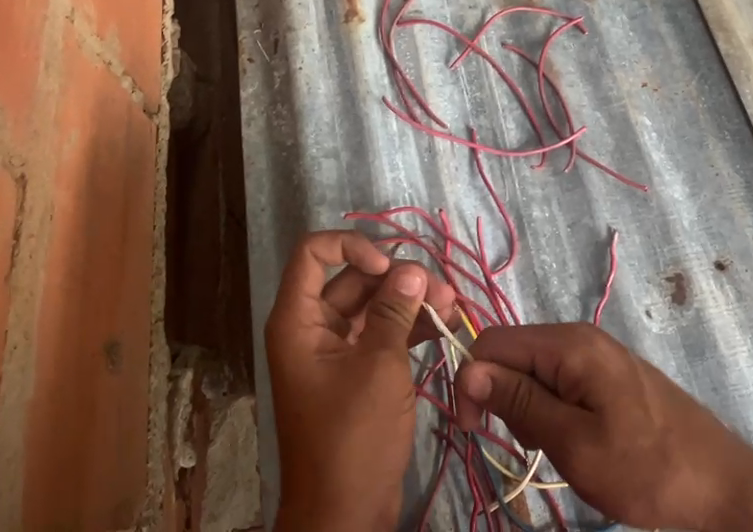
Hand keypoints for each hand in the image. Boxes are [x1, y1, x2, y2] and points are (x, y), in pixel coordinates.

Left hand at [264, 230, 457, 531]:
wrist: (345, 515)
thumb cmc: (353, 438)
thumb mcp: (378, 368)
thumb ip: (394, 311)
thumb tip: (411, 268)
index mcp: (299, 320)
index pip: (314, 253)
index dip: (351, 247)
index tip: (389, 267)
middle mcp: (312, 328)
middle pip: (353, 279)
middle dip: (399, 278)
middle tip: (444, 291)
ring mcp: (335, 351)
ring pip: (373, 306)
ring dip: (411, 302)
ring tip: (454, 307)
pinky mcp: (357, 373)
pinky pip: (381, 334)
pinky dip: (409, 328)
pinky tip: (444, 326)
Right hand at [454, 323, 752, 531]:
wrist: (726, 490)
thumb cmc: (647, 469)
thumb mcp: (573, 442)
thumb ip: (519, 401)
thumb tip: (469, 367)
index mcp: (569, 344)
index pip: (492, 342)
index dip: (471, 381)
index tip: (474, 431)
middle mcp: (581, 338)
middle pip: (513, 353)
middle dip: (500, 395)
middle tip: (518, 447)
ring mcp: (600, 357)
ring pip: (536, 371)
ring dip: (526, 408)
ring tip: (550, 450)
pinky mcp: (612, 379)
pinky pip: (561, 383)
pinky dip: (551, 411)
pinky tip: (570, 443)